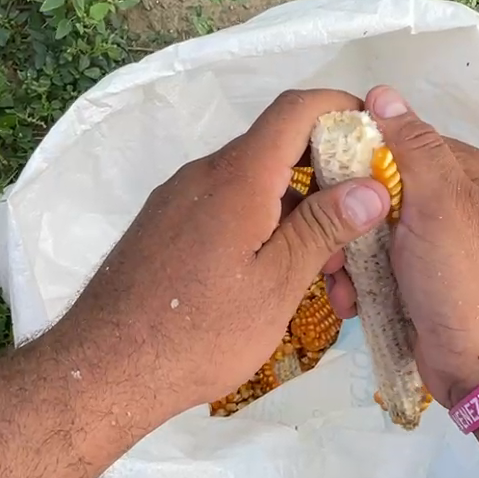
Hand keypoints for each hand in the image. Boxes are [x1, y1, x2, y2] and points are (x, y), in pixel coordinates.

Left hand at [53, 89, 393, 416]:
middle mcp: (206, 173)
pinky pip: (227, 205)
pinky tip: (275, 275)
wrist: (103, 369)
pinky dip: (263, 224)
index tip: (375, 136)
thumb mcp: (275, 286)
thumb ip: (323, 229)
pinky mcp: (167, 222)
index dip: (340, 108)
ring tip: (326, 274)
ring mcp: (180, 196)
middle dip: (327, 177)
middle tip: (360, 229)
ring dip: (297, 212)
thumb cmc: (198, 332)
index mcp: (237, 177)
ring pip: (254, 184)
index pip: (295, 109)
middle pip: (278, 147)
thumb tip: (373, 185)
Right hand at [339, 85, 478, 403]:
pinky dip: (357, 282)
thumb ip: (412, 147)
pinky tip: (351, 303)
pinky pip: (371, 266)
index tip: (321, 182)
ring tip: (339, 284)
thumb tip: (381, 90)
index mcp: (456, 169)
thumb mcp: (440, 204)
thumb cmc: (464, 279)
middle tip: (328, 247)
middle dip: (342, 218)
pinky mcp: (412, 279)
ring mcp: (426, 243)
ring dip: (344, 257)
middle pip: (371, 188)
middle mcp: (442, 200)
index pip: (391, 140)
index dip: (352, 157)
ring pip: (364, 231)